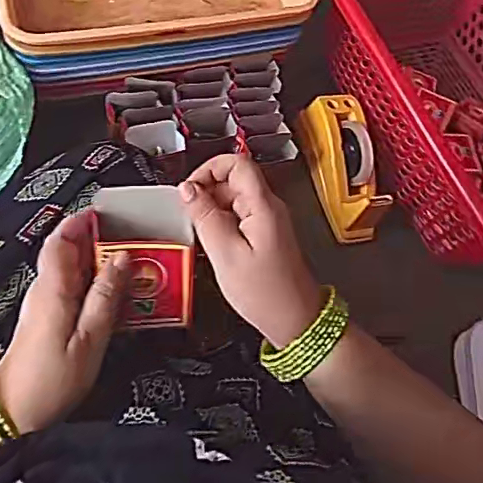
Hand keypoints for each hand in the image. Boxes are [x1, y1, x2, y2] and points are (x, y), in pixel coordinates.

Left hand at [0, 210, 128, 433]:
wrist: (9, 417)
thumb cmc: (50, 382)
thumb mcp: (88, 341)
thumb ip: (106, 297)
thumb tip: (123, 258)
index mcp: (54, 288)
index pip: (61, 239)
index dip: (82, 220)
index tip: (109, 211)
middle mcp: (45, 289)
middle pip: (68, 249)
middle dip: (98, 237)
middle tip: (132, 234)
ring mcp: (44, 304)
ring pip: (71, 268)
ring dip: (97, 258)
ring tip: (131, 259)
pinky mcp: (47, 319)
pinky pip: (72, 286)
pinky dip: (93, 279)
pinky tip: (114, 291)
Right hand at [180, 154, 323, 347]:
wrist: (295, 320)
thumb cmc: (267, 293)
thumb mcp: (225, 254)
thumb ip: (204, 217)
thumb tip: (187, 189)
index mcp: (262, 205)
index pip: (237, 162)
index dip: (209, 168)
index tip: (190, 188)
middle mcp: (268, 206)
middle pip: (233, 178)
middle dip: (206, 190)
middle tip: (191, 215)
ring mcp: (267, 219)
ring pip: (233, 196)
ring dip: (212, 208)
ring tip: (202, 233)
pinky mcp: (264, 232)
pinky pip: (238, 214)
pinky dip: (221, 222)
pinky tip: (214, 243)